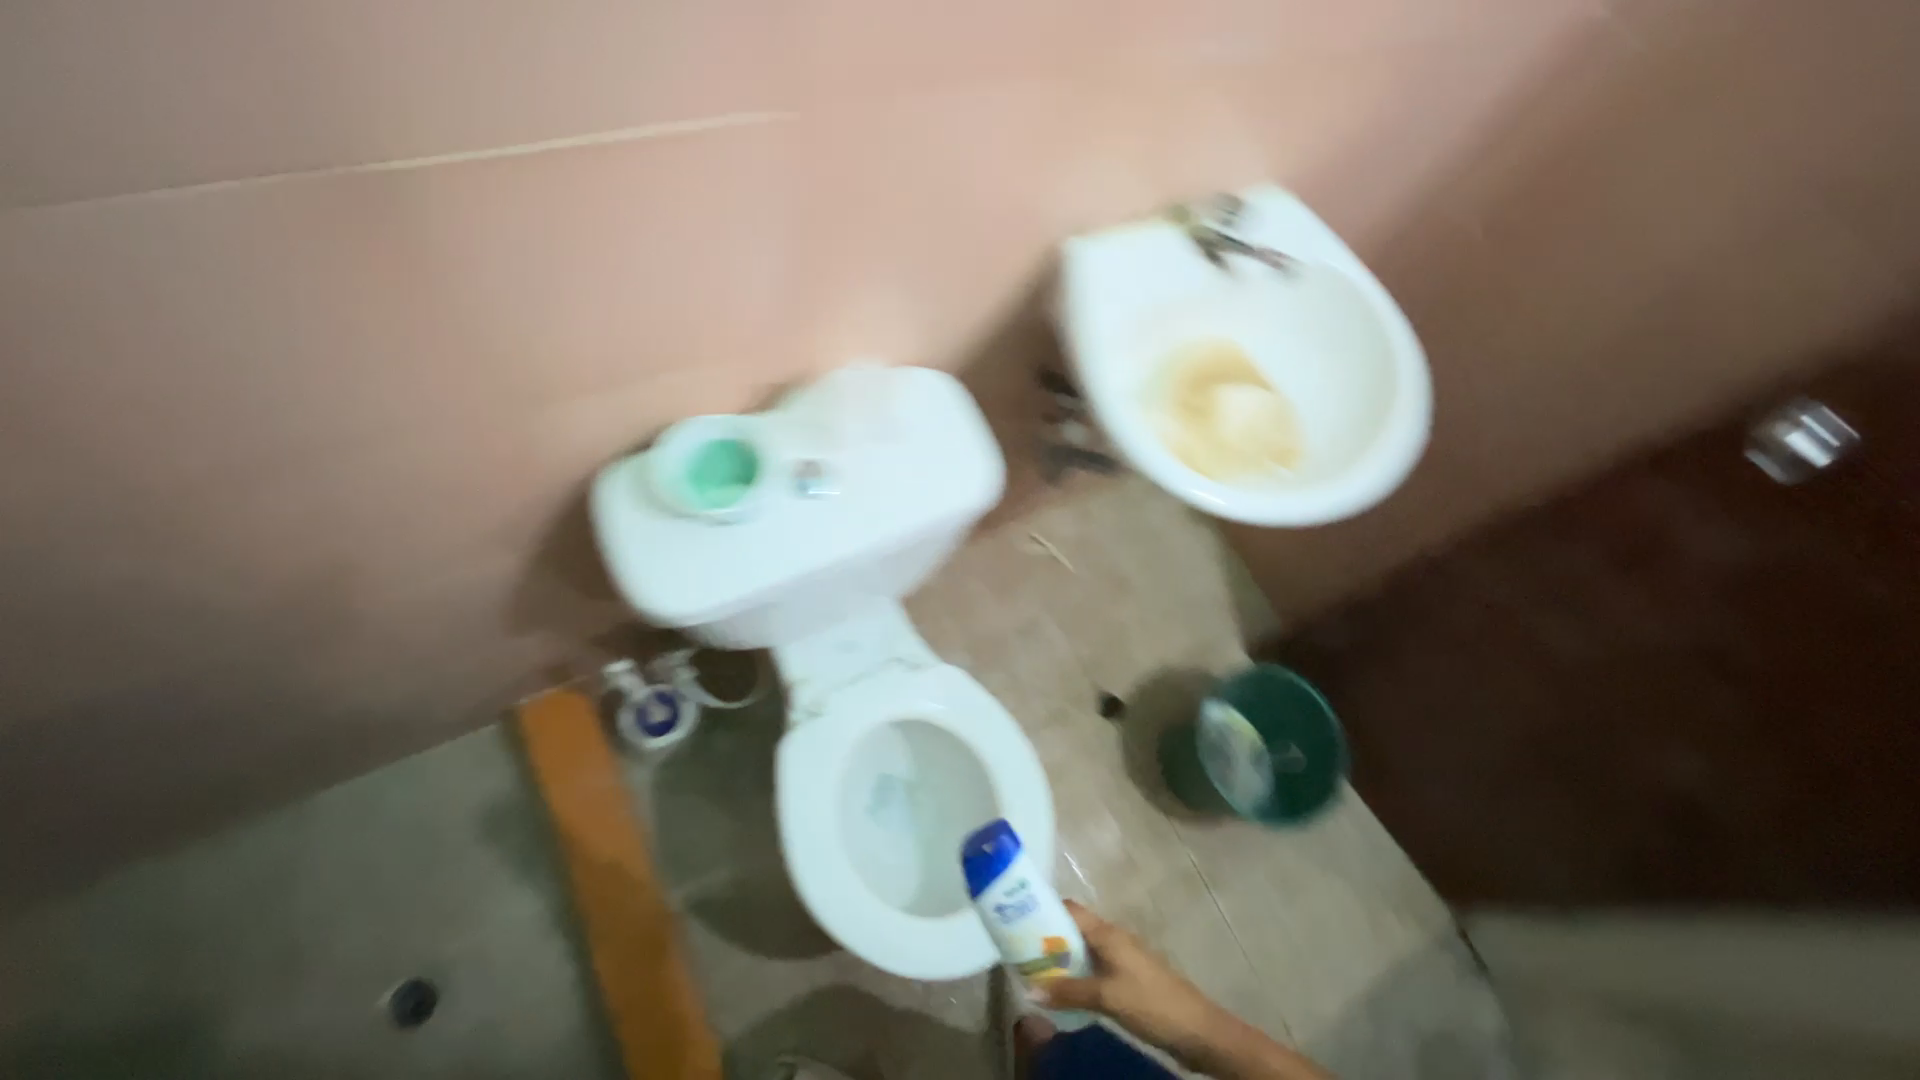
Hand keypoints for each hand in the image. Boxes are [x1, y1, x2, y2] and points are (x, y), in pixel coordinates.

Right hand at [1029, 901, 1236, 1067]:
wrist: (1197, 1031)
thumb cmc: (1151, 1003)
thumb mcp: (1107, 997)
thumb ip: (1069, 991)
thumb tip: (1030, 988)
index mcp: (1109, 934)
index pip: (1070, 909)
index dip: (1044, 909)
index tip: (1016, 916)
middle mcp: (1113, 941)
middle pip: (1074, 930)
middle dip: (1046, 938)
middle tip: (1017, 951)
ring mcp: (1121, 961)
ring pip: (1082, 952)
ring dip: (1060, 960)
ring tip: (1031, 972)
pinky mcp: (1127, 981)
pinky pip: (1092, 971)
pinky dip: (1075, 977)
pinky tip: (1061, 993)